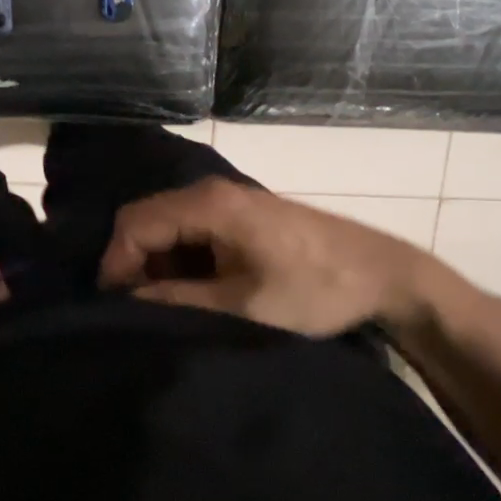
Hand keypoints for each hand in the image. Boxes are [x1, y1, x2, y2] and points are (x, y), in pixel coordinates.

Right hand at [98, 178, 434, 337]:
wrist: (385, 275)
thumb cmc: (314, 290)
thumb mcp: (243, 306)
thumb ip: (178, 301)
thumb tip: (128, 302)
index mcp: (208, 204)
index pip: (134, 223)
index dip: (115, 263)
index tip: (114, 307)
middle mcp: (210, 191)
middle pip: (145, 220)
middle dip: (132, 264)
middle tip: (134, 309)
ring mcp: (226, 199)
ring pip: (166, 226)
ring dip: (156, 264)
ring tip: (161, 305)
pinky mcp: (239, 214)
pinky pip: (189, 230)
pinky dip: (179, 260)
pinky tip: (189, 292)